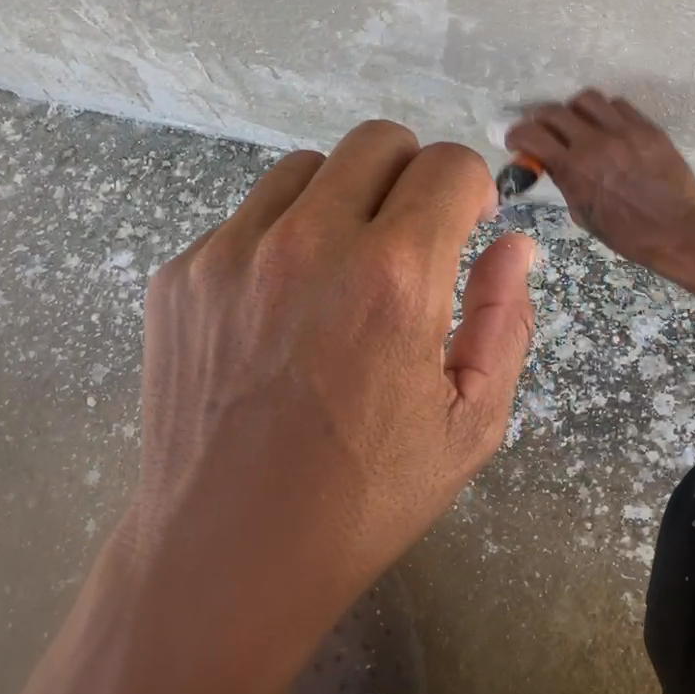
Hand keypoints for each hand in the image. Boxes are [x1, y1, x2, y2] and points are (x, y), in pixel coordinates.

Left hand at [137, 120, 535, 582]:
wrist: (226, 552)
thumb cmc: (362, 499)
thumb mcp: (468, 424)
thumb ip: (505, 320)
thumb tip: (515, 245)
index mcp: (393, 276)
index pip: (447, 164)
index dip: (471, 188)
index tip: (465, 226)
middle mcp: (307, 241)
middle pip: (375, 141)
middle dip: (409, 176)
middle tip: (408, 239)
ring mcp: (229, 252)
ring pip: (304, 171)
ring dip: (339, 202)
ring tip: (337, 274)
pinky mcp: (179, 274)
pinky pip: (244, 220)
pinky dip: (275, 243)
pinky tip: (273, 314)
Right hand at [506, 89, 694, 274]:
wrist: (676, 231)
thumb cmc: (625, 233)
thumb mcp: (582, 212)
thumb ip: (564, 181)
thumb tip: (550, 162)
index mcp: (574, 168)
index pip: (532, 134)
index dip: (516, 133)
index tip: (515, 139)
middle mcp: (595, 142)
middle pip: (554, 111)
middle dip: (540, 118)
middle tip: (542, 129)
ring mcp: (624, 131)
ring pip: (587, 99)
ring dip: (574, 110)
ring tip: (577, 123)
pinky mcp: (648, 128)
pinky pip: (619, 105)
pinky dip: (605, 113)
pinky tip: (607, 127)